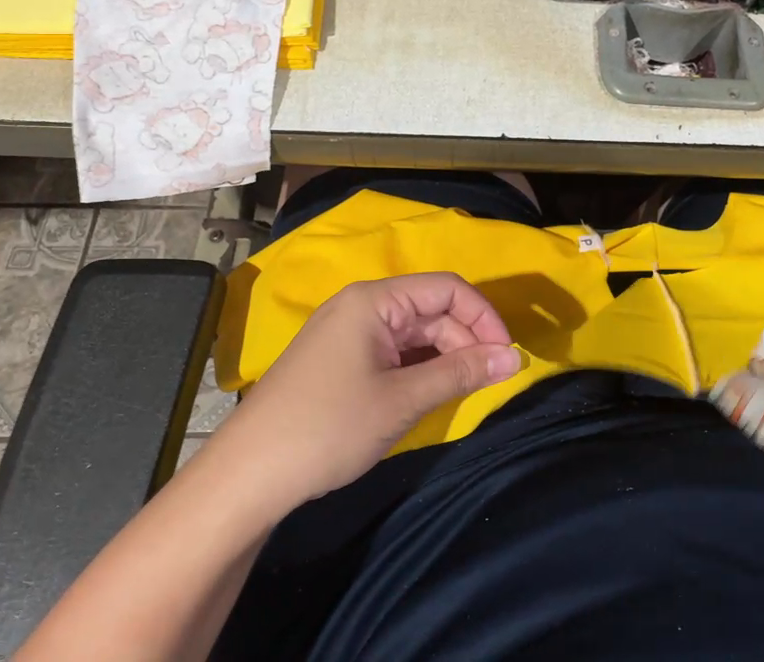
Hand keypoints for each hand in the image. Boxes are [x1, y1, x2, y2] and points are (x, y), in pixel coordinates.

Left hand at [209, 273, 523, 506]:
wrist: (249, 475)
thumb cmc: (328, 427)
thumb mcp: (402, 400)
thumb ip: (461, 373)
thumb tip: (515, 358)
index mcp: (374, 301)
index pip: (447, 289)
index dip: (483, 317)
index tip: (506, 357)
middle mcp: (362, 307)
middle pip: (432, 311)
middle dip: (466, 341)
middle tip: (489, 383)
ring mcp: (349, 334)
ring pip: (415, 334)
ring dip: (445, 358)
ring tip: (463, 393)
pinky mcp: (341, 362)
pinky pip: (395, 353)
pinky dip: (420, 370)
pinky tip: (431, 396)